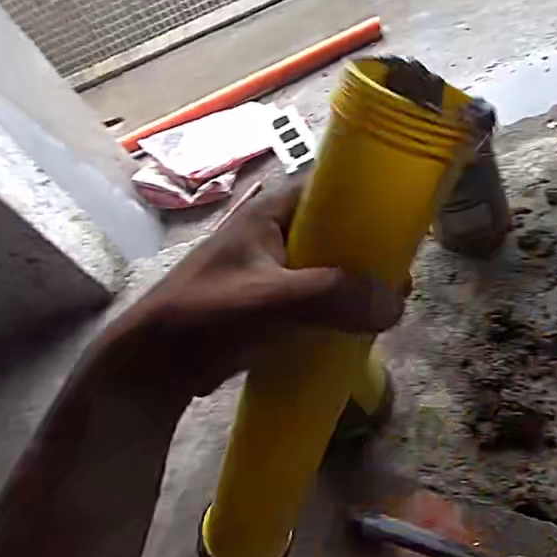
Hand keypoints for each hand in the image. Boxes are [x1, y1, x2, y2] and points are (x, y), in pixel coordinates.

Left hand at [92, 183, 408, 400]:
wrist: (154, 366)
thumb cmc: (206, 316)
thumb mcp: (271, 299)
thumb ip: (333, 297)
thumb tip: (395, 305)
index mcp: (271, 212)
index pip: (332, 190)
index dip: (370, 206)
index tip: (402, 235)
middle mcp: (273, 233)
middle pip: (335, 233)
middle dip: (368, 257)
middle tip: (398, 284)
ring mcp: (270, 268)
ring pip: (327, 268)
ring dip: (354, 287)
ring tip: (383, 310)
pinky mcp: (267, 302)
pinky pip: (314, 297)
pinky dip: (335, 309)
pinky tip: (353, 329)